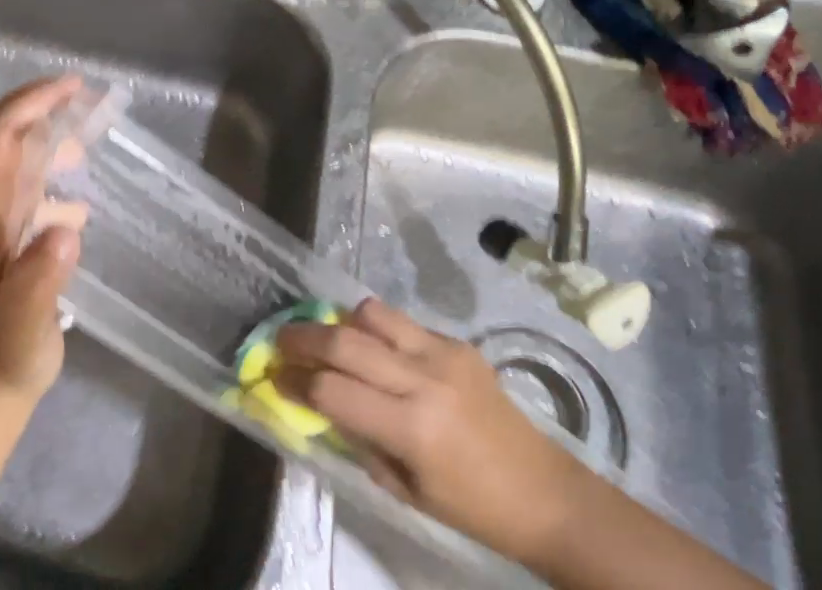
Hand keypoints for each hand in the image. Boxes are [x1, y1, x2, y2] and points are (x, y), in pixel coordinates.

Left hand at [0, 76, 89, 406]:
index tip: (70, 88)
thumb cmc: (6, 352)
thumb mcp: (25, 319)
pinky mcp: (5, 238)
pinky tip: (80, 202)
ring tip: (90, 137)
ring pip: (14, 160)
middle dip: (38, 108)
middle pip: (1, 138)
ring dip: (47, 139)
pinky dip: (52, 178)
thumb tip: (65, 226)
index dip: (27, 104)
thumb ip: (41, 275)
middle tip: (87, 100)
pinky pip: (26, 190)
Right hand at [273, 298, 586, 564]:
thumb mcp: (401, 487)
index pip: (330, 390)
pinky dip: (376, 330)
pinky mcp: (459, 344)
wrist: (546, 493)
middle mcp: (424, 380)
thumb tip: (316, 402)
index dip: (294, 381)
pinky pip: (402, 323)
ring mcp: (444, 355)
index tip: (275, 377)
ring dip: (339, 322)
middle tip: (280, 342)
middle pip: (343, 341)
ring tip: (327, 337)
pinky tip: (376, 351)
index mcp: (411, 427)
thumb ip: (356, 438)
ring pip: (371, 314)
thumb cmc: (471, 506)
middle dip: (301, 339)